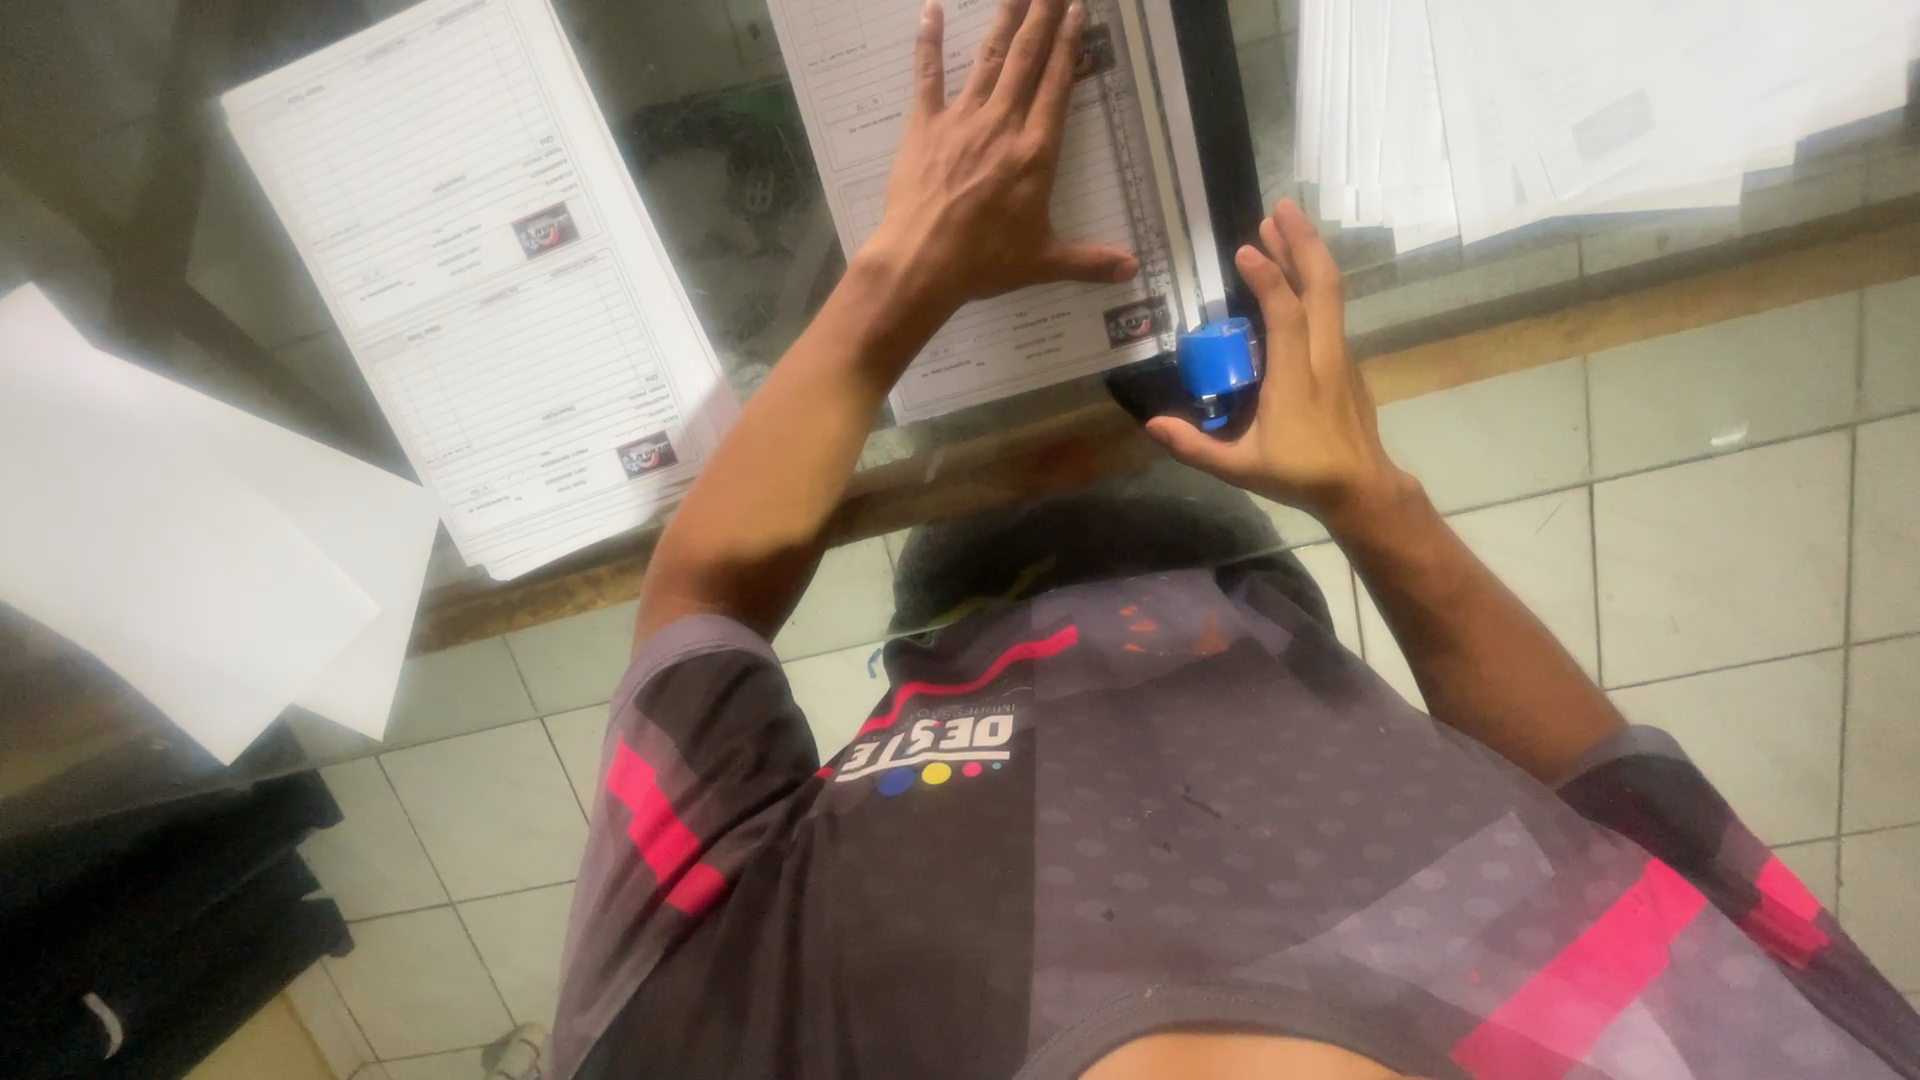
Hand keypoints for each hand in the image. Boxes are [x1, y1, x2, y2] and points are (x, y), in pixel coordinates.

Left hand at [861, 0, 1139, 314]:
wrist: (924, 262)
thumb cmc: (985, 263)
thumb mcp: (1044, 262)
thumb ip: (1090, 262)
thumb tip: (1132, 271)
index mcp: (1036, 152)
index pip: (1058, 86)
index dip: (1069, 45)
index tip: (1077, 9)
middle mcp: (1003, 124)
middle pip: (1027, 57)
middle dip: (1043, 13)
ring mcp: (962, 121)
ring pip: (988, 57)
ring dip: (1005, 17)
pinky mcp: (924, 127)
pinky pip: (927, 75)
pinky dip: (928, 41)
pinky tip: (928, 9)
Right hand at [1146, 199, 1410, 534]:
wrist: (1360, 487)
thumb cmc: (1298, 474)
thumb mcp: (1238, 467)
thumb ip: (1194, 447)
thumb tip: (1152, 424)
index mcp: (1297, 377)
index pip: (1287, 314)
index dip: (1268, 279)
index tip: (1244, 250)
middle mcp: (1325, 356)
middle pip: (1323, 286)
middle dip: (1302, 242)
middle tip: (1277, 210)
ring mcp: (1340, 357)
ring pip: (1332, 294)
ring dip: (1309, 256)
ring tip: (1284, 228)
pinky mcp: (1345, 363)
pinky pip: (1331, 311)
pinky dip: (1313, 283)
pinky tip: (1295, 279)